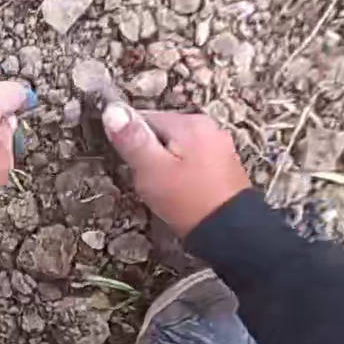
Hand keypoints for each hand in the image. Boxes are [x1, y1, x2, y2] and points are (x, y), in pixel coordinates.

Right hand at [102, 103, 248, 234]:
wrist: (231, 233)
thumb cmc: (188, 202)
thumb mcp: (152, 170)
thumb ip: (132, 140)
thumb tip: (113, 110)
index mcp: (190, 123)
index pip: (145, 119)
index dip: (132, 144)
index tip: (134, 166)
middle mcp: (209, 128)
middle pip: (163, 134)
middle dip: (151, 156)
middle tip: (150, 182)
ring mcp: (219, 148)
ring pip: (177, 150)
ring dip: (166, 167)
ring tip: (166, 191)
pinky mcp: (224, 167)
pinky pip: (192, 163)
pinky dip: (183, 176)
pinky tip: (182, 194)